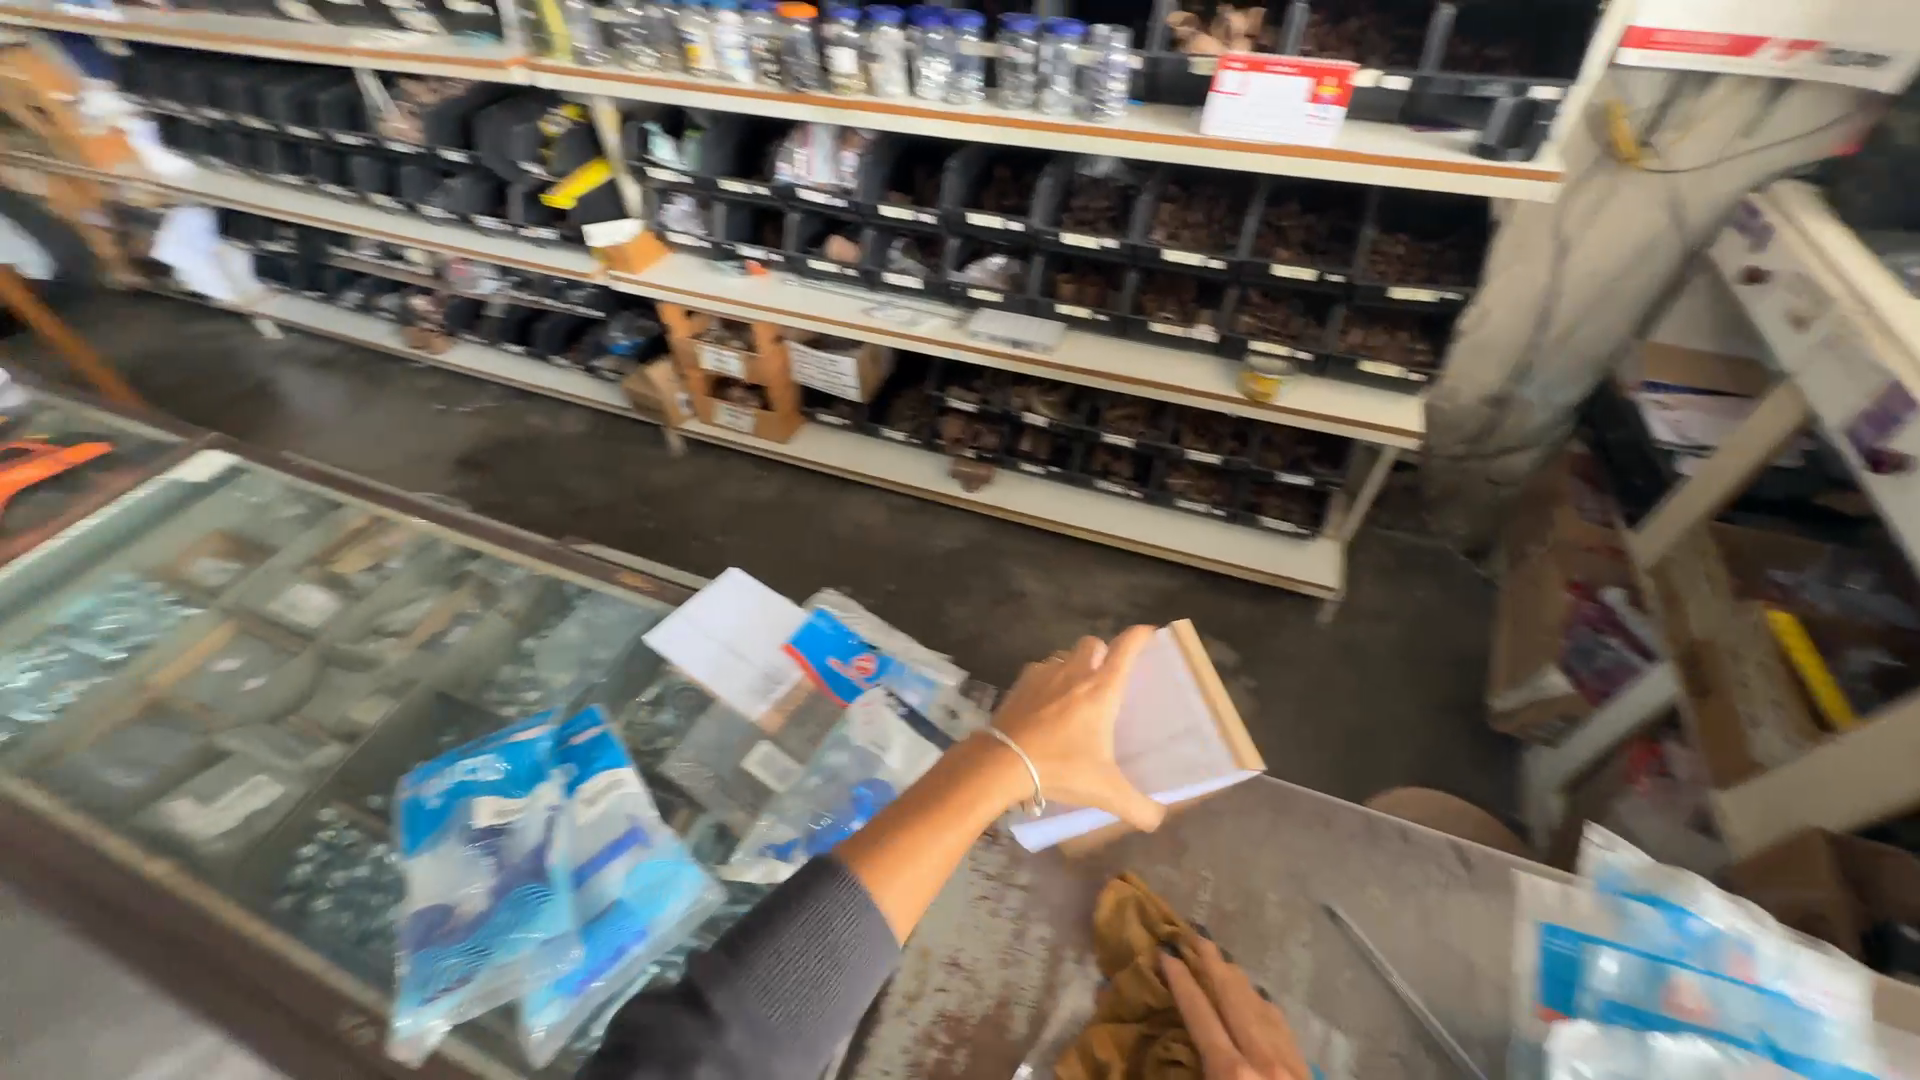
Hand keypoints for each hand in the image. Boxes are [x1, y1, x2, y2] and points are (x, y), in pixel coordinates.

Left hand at [983, 626, 1165, 832]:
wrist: (1002, 762)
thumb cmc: (1060, 767)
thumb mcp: (1105, 792)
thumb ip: (1138, 807)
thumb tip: (1157, 819)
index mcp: (1102, 690)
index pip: (1126, 649)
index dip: (1139, 636)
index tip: (1148, 633)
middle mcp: (1075, 673)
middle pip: (1093, 643)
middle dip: (1103, 652)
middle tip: (1107, 675)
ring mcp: (1044, 674)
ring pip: (1065, 654)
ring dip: (1074, 665)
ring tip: (1076, 691)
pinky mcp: (1020, 683)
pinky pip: (1040, 670)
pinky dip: (1048, 679)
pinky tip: (1046, 703)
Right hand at [1162, 938, 1308, 1079]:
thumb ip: (1192, 1067)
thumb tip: (1175, 1036)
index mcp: (1230, 1070)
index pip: (1199, 1013)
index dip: (1181, 980)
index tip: (1166, 952)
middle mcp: (1261, 1057)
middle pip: (1233, 998)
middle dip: (1213, 962)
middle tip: (1196, 934)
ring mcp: (1289, 1061)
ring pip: (1261, 1006)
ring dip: (1239, 978)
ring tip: (1223, 958)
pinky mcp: (1305, 1068)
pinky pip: (1282, 1026)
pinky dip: (1264, 1005)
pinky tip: (1258, 996)